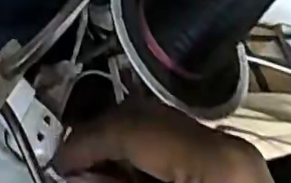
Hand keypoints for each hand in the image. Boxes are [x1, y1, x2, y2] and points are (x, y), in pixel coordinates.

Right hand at [53, 100, 270, 182]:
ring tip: (93, 169)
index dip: (87, 140)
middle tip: (71, 163)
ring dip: (123, 143)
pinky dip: (148, 156)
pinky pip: (179, 146)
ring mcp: (233, 153)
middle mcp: (225, 143)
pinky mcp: (233, 168)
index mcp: (212, 157)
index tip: (56, 159)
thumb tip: (74, 173)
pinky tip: (125, 174)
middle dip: (103, 135)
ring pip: (161, 127)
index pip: (133, 127)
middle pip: (147, 116)